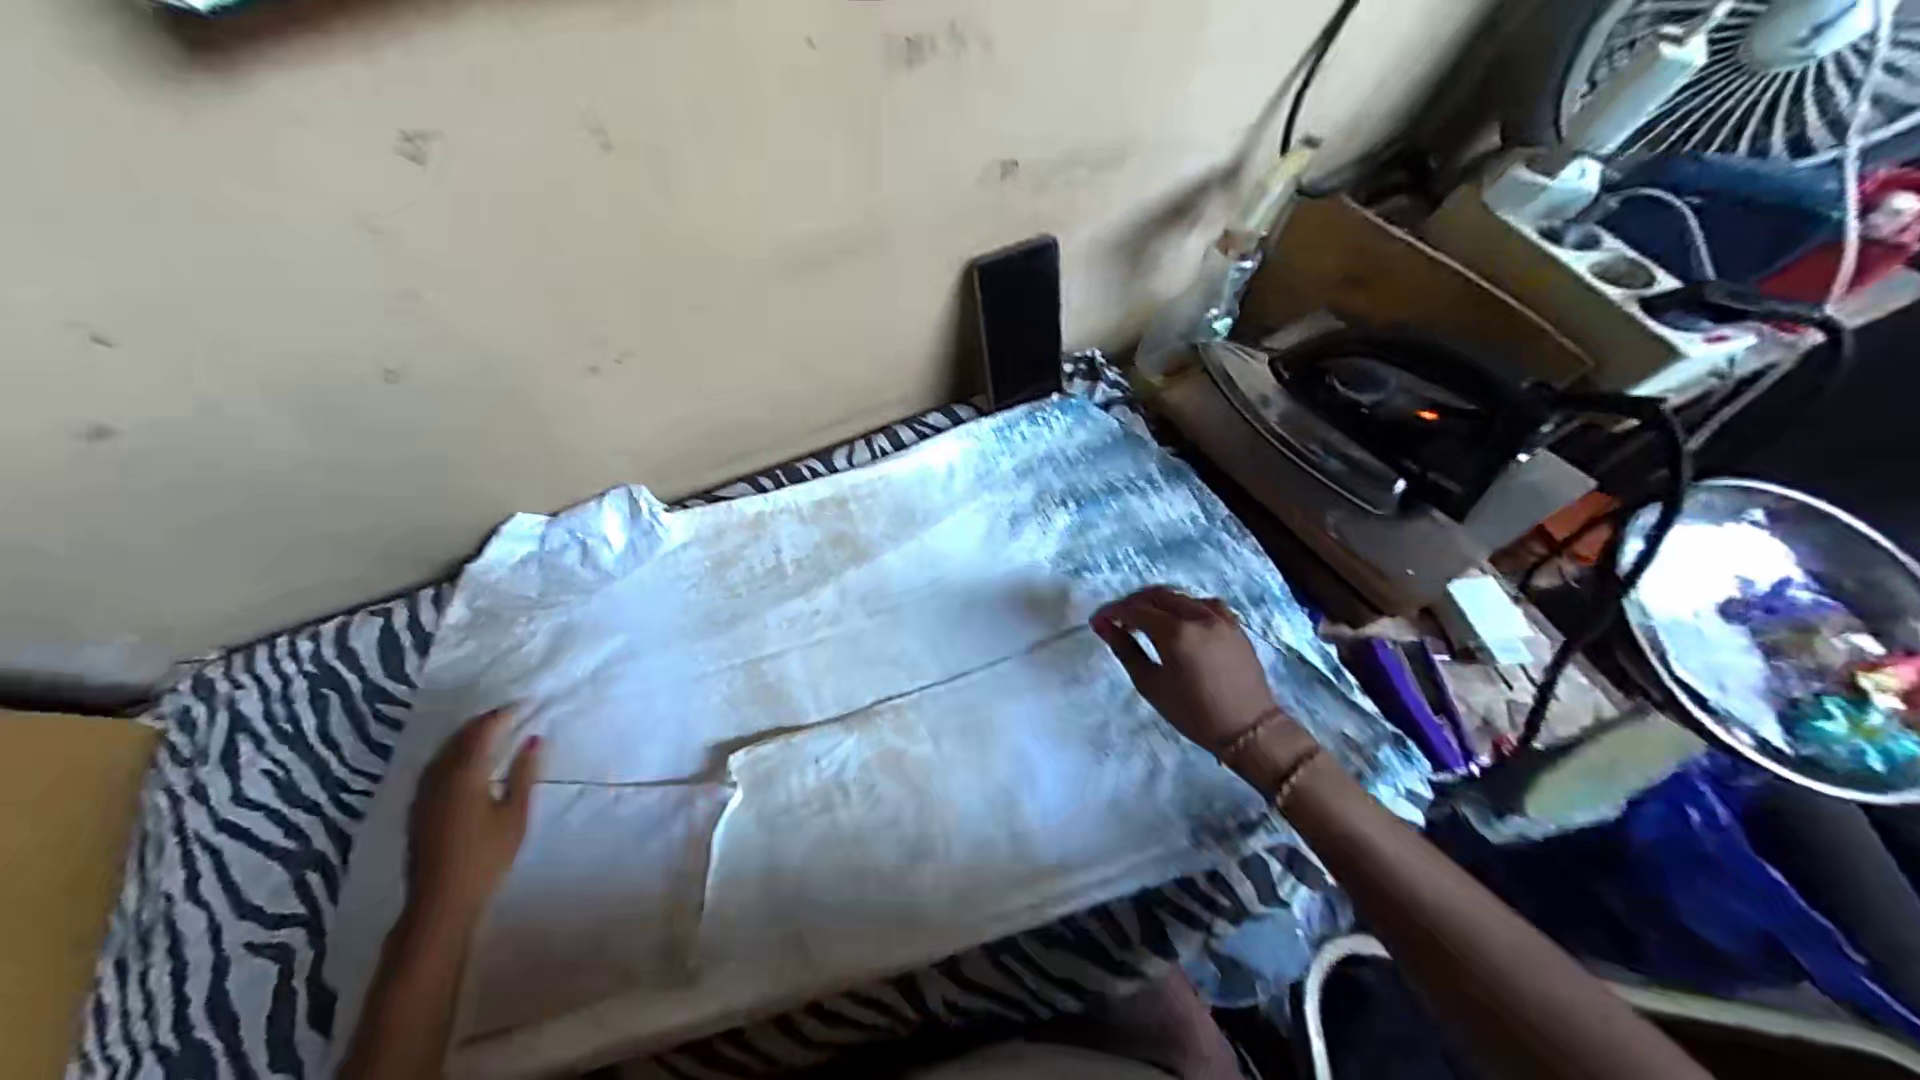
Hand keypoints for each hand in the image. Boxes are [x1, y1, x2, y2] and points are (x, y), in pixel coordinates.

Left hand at [406, 708, 540, 923]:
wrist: (441, 901)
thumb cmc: (487, 856)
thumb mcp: (515, 814)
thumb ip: (525, 772)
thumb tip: (534, 738)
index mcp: (464, 775)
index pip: (484, 731)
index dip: (505, 713)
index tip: (528, 702)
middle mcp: (438, 777)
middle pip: (460, 737)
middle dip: (486, 720)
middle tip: (513, 711)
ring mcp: (423, 793)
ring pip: (445, 750)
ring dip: (469, 734)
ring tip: (495, 728)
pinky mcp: (419, 806)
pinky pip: (437, 764)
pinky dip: (457, 751)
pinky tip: (469, 757)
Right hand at [1090, 586, 1282, 752]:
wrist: (1248, 728)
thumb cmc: (1193, 713)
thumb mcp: (1151, 685)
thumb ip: (1126, 650)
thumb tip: (1103, 626)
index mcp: (1175, 632)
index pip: (1135, 609)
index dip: (1113, 612)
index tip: (1098, 621)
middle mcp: (1198, 616)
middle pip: (1157, 595)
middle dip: (1133, 603)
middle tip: (1118, 620)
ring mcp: (1220, 618)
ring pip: (1180, 596)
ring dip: (1158, 603)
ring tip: (1145, 622)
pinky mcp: (1234, 625)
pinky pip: (1203, 603)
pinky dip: (1184, 606)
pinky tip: (1179, 622)